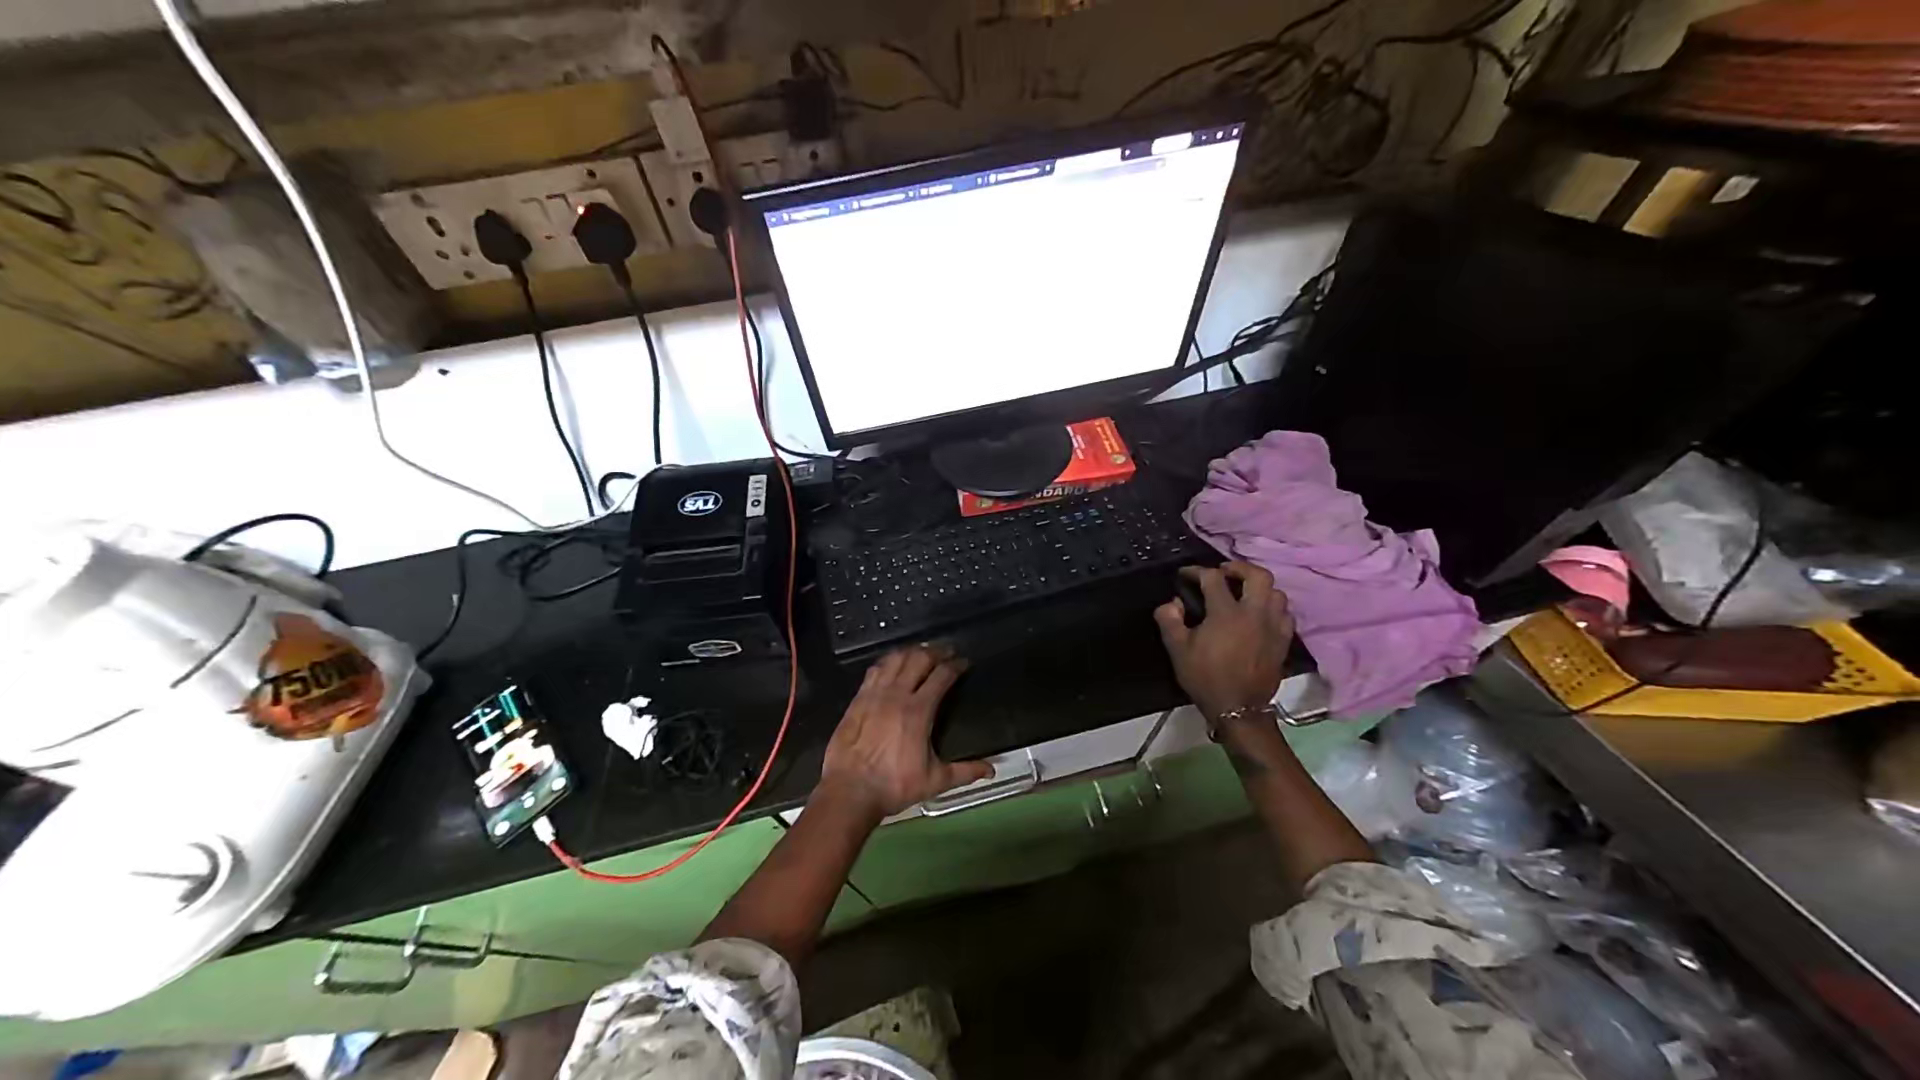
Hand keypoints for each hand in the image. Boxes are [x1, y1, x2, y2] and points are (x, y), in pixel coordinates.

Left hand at [818, 644, 992, 818]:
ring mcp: (874, 694)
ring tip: (922, 652)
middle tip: (947, 651)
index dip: (956, 665)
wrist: (850, 791)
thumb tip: (991, 770)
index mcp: (919, 711)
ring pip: (895, 659)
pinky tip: (892, 664)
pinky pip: (875, 670)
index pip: (942, 675)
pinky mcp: (857, 699)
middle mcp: (897, 695)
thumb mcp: (935, 781)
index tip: (964, 663)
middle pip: (919, 659)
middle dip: (936, 651)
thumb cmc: (894, 785)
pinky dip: (888, 662)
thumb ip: (965, 771)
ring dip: (912, 652)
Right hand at [1155, 563, 1294, 726]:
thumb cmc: (1205, 677)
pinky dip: (1273, 607)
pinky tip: (1260, 614)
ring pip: (1276, 592)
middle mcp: (1255, 613)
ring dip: (1259, 587)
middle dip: (1239, 568)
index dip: (1196, 571)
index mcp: (1226, 613)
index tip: (1185, 575)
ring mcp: (1273, 627)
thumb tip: (1172, 602)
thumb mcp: (1177, 649)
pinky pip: (1285, 613)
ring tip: (1243, 592)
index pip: (1213, 578)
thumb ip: (1169, 620)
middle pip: (1258, 575)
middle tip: (1224, 572)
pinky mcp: (1283, 641)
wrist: (1238, 709)